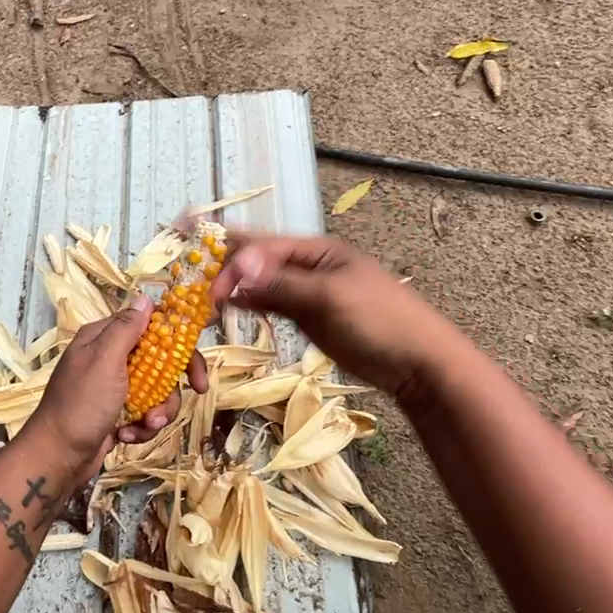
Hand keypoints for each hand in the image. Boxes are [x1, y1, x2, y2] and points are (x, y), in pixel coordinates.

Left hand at [25, 296, 210, 475]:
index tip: (195, 363)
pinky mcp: (117, 413)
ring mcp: (113, 387)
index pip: (150, 327)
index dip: (177, 342)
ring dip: (157, 410)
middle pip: (159, 361)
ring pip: (156, 391)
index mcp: (104, 338)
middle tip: (196, 392)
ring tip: (145, 425)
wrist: (57, 457)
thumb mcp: (104, 360)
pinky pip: (144, 413)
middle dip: (172, 383)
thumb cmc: (80, 405)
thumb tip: (145, 297)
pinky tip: (125, 436)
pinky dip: (141, 426)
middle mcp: (109, 358)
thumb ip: (126, 329)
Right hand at [208, 232, 461, 396]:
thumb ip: (282, 284)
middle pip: (261, 257)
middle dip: (228, 258)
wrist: (420, 364)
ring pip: (262, 280)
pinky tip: (230, 303)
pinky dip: (250, 301)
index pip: (266, 247)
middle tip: (192, 261)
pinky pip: (271, 302)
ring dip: (235, 281)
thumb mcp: (329, 298)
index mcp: (318, 250)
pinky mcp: (309, 316)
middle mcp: (309, 265)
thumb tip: (236, 270)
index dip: (235, 260)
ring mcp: (308, 291)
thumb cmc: (380, 321)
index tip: (210, 283)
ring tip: (202, 283)